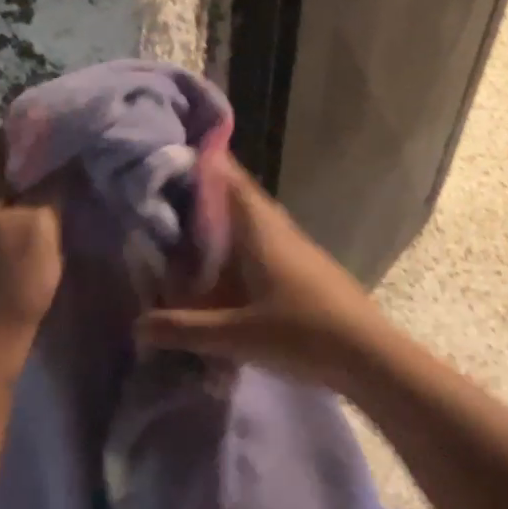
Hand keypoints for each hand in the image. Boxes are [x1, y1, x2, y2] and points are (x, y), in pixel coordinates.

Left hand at [0, 131, 63, 352]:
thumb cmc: (14, 278)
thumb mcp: (41, 226)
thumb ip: (51, 187)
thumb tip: (65, 155)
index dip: (20, 131)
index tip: (53, 125)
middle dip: (27, 163)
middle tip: (65, 156)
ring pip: (0, 204)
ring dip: (27, 194)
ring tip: (61, 188)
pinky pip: (2, 229)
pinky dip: (23, 221)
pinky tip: (45, 228)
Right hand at [135, 154, 382, 390]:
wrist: (370, 357)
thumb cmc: (302, 334)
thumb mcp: (234, 336)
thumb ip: (183, 329)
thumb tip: (137, 325)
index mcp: (260, 231)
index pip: (229, 179)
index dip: (203, 160)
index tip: (171, 151)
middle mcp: (278, 230)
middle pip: (239, 197)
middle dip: (205, 191)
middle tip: (166, 192)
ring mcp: (297, 249)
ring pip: (252, 222)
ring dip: (222, 220)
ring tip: (186, 229)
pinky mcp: (306, 271)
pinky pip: (263, 245)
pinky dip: (238, 246)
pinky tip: (224, 269)